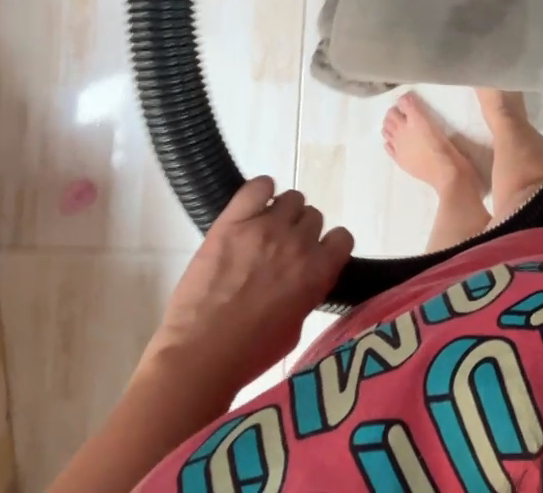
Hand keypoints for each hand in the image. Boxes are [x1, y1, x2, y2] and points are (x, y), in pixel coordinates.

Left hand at [144, 177, 353, 387]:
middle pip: (313, 216)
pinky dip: (260, 190)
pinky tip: (253, 205)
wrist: (200, 355)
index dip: (327, 246)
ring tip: (262, 231)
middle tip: (279, 250)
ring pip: (290, 198)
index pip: (342, 237)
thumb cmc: (250, 352)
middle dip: (300, 231)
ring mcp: (265, 227)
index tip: (313, 256)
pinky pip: (257, 186)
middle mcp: (298, 242)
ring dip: (281, 212)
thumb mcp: (295, 327)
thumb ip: (306, 291)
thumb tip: (301, 278)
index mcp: (319, 271)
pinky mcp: (232, 222)